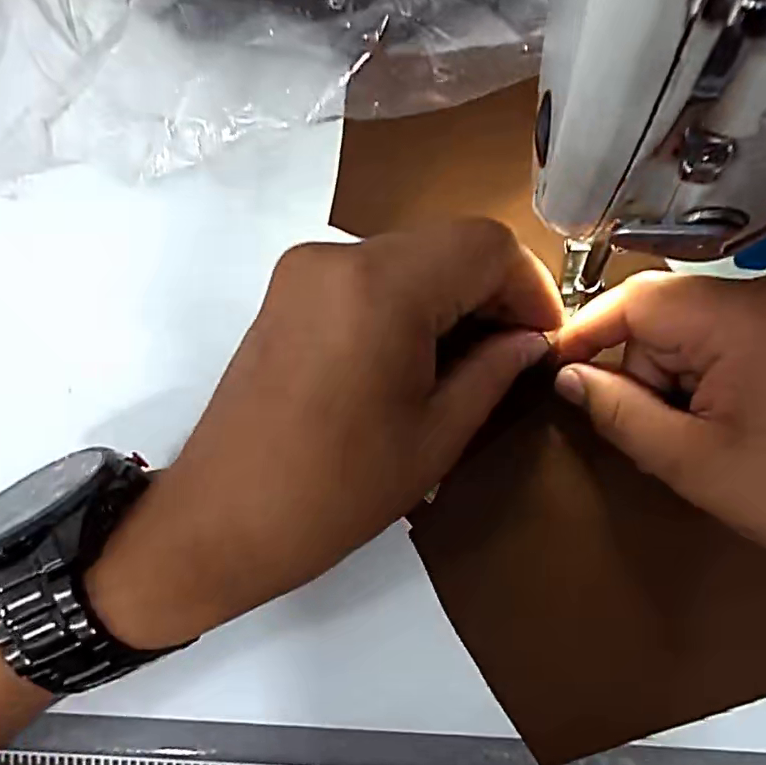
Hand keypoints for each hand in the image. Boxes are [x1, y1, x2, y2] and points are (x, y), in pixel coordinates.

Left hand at [94, 219, 562, 646]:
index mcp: (381, 288)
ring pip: (410, 257)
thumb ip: (493, 373)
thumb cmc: (337, 493)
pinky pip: (370, 277)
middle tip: (515, 352)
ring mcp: (304, 271)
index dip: (531, 286)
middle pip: (447, 243)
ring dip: (452, 297)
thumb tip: (531, 341)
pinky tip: (418, 355)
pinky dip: (409, 303)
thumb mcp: (435, 438)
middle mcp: (337, 256)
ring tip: (471, 361)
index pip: (486, 245)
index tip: (544, 337)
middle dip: (494, 291)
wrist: (222, 521)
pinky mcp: (286, 293)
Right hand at [550, 264, 765, 604]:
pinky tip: (743, 418)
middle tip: (660, 435)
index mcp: (751, 317)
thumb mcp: (693, 464)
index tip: (556, 366)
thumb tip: (569, 376)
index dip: (589, 330)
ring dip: (686, 373)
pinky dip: (724, 368)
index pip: (640, 299)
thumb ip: (620, 412)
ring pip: (709, 323)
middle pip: (675, 313)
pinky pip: (749, 330)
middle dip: (649, 369)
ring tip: (709, 436)